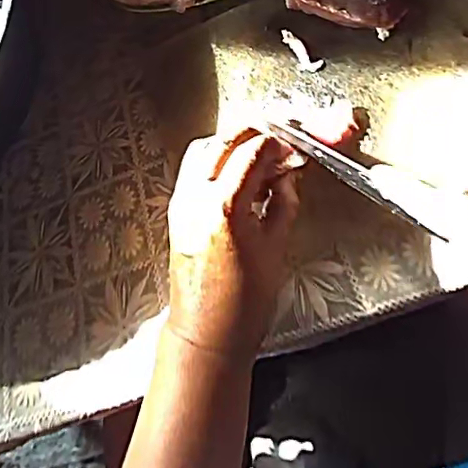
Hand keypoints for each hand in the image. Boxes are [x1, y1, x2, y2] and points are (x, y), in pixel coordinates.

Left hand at [164, 128, 300, 361]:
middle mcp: (197, 198)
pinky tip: (237, 174)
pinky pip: (194, 169)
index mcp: (225, 208)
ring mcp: (182, 201)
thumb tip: (287, 176)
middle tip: (276, 142)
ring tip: (259, 157)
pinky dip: (216, 160)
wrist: (207, 332)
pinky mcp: (176, 208)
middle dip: (251, 135)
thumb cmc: (244, 304)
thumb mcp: (277, 250)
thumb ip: (283, 204)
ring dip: (231, 144)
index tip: (290, 146)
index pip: (250, 153)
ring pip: (204, 150)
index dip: (274, 144)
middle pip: (222, 142)